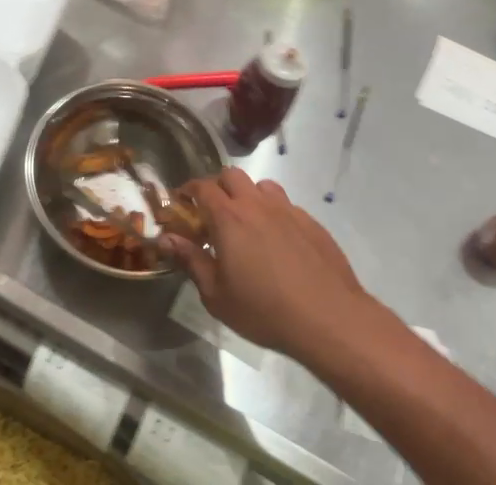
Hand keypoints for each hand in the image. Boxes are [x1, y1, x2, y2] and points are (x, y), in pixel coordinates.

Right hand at [163, 169, 376, 363]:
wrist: (330, 320)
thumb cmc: (264, 310)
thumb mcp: (216, 294)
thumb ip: (190, 261)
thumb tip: (165, 238)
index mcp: (228, 218)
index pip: (202, 187)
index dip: (187, 191)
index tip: (180, 204)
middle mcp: (257, 205)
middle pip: (231, 176)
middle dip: (217, 187)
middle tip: (212, 214)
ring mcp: (288, 211)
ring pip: (262, 186)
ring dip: (248, 196)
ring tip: (247, 223)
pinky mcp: (312, 224)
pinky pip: (286, 206)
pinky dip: (274, 213)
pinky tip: (278, 242)